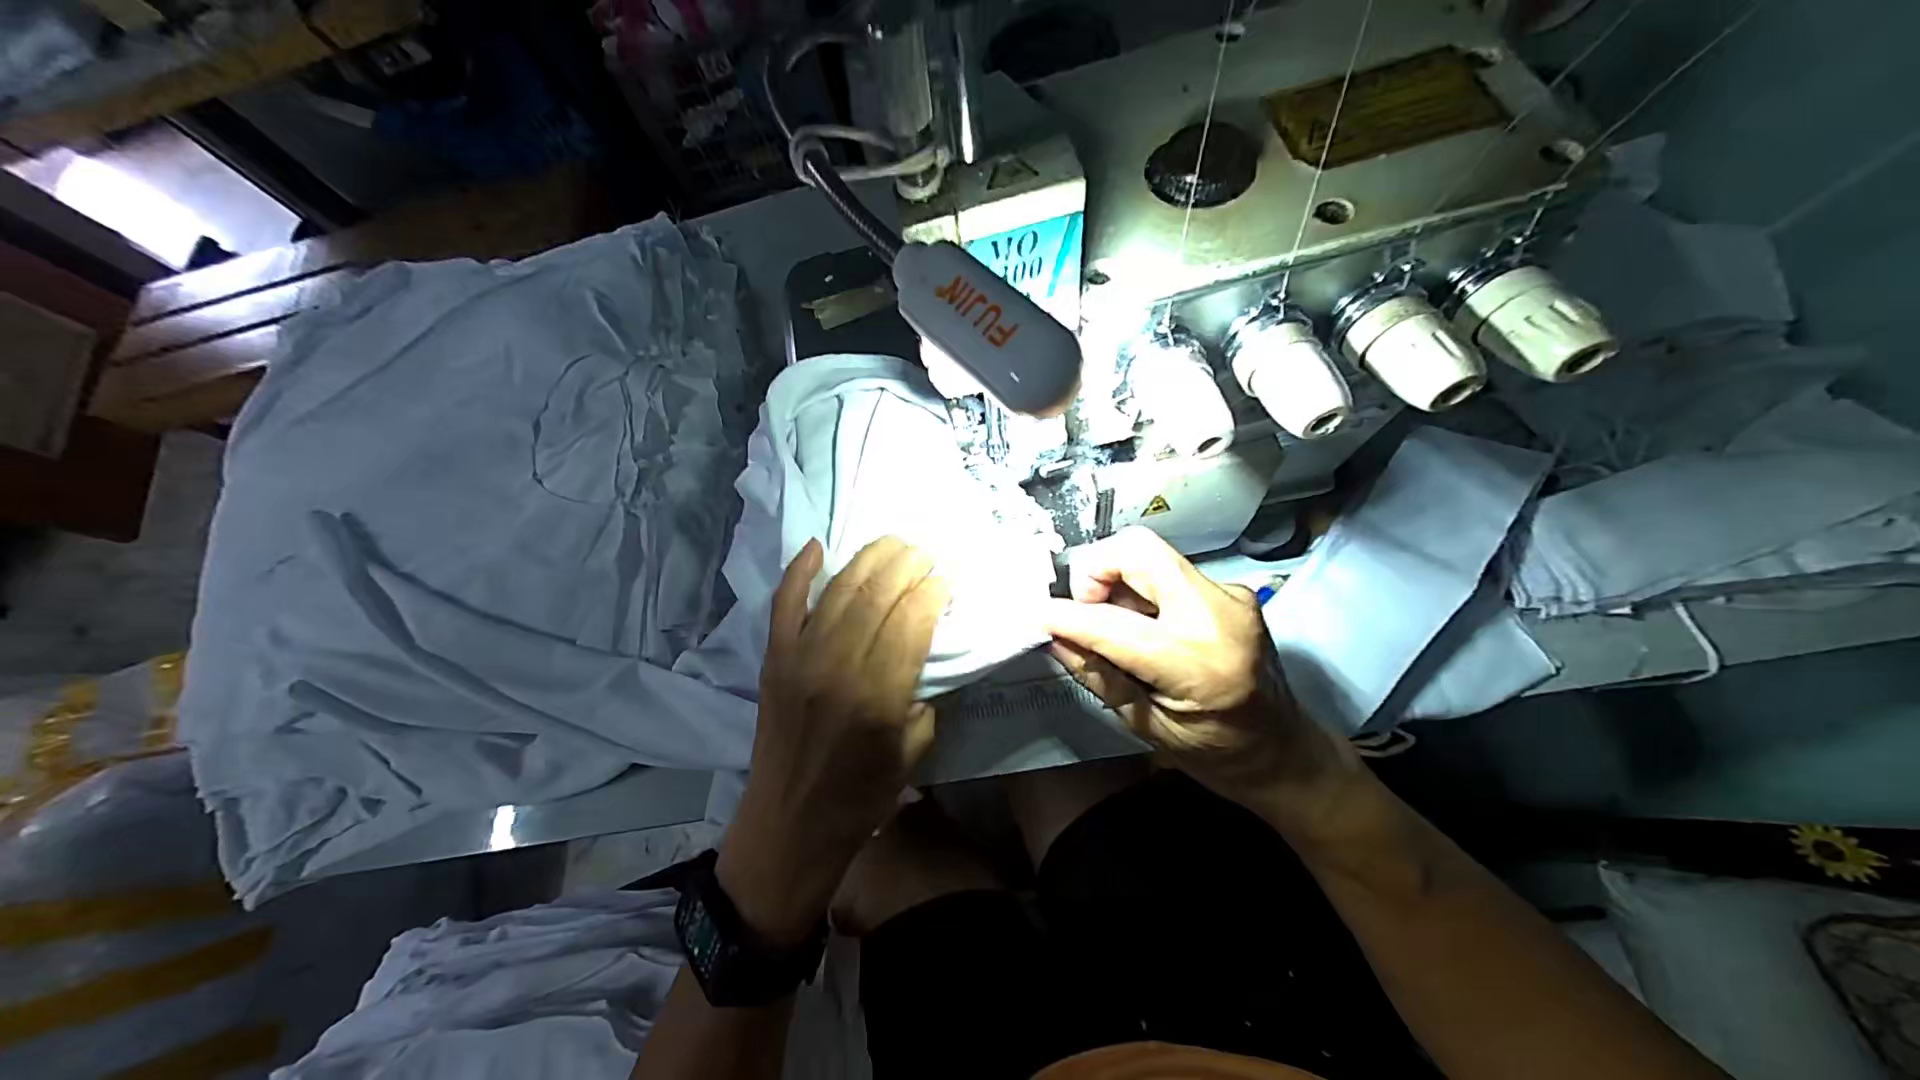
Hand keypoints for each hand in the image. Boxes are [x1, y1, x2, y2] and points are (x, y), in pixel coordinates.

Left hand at [718, 536, 947, 946]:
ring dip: (868, 558)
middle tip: (925, 554)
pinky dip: (799, 571)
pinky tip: (818, 546)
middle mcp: (837, 666)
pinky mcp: (773, 658)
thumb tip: (930, 650)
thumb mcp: (913, 754)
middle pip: (877, 594)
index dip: (932, 591)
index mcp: (878, 695)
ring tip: (892, 543)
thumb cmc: (860, 796)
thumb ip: (926, 698)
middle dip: (907, 564)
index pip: (911, 620)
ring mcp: (799, 657)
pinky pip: (784, 602)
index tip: (945, 579)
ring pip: (838, 589)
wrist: (789, 823)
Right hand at [1042, 526, 1365, 835]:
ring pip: (1151, 554)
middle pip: (1137, 550)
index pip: (1111, 623)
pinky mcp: (1231, 591)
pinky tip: (1145, 624)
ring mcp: (1229, 595)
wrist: (1286, 754)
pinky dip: (1141, 588)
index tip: (1036, 616)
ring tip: (1114, 621)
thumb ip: (1099, 675)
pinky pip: (1169, 571)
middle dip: (1094, 571)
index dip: (1065, 617)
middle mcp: (1217, 615)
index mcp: (1197, 664)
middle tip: (1085, 610)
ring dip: (1117, 579)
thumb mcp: (1146, 727)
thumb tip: (1056, 636)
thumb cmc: (1217, 757)